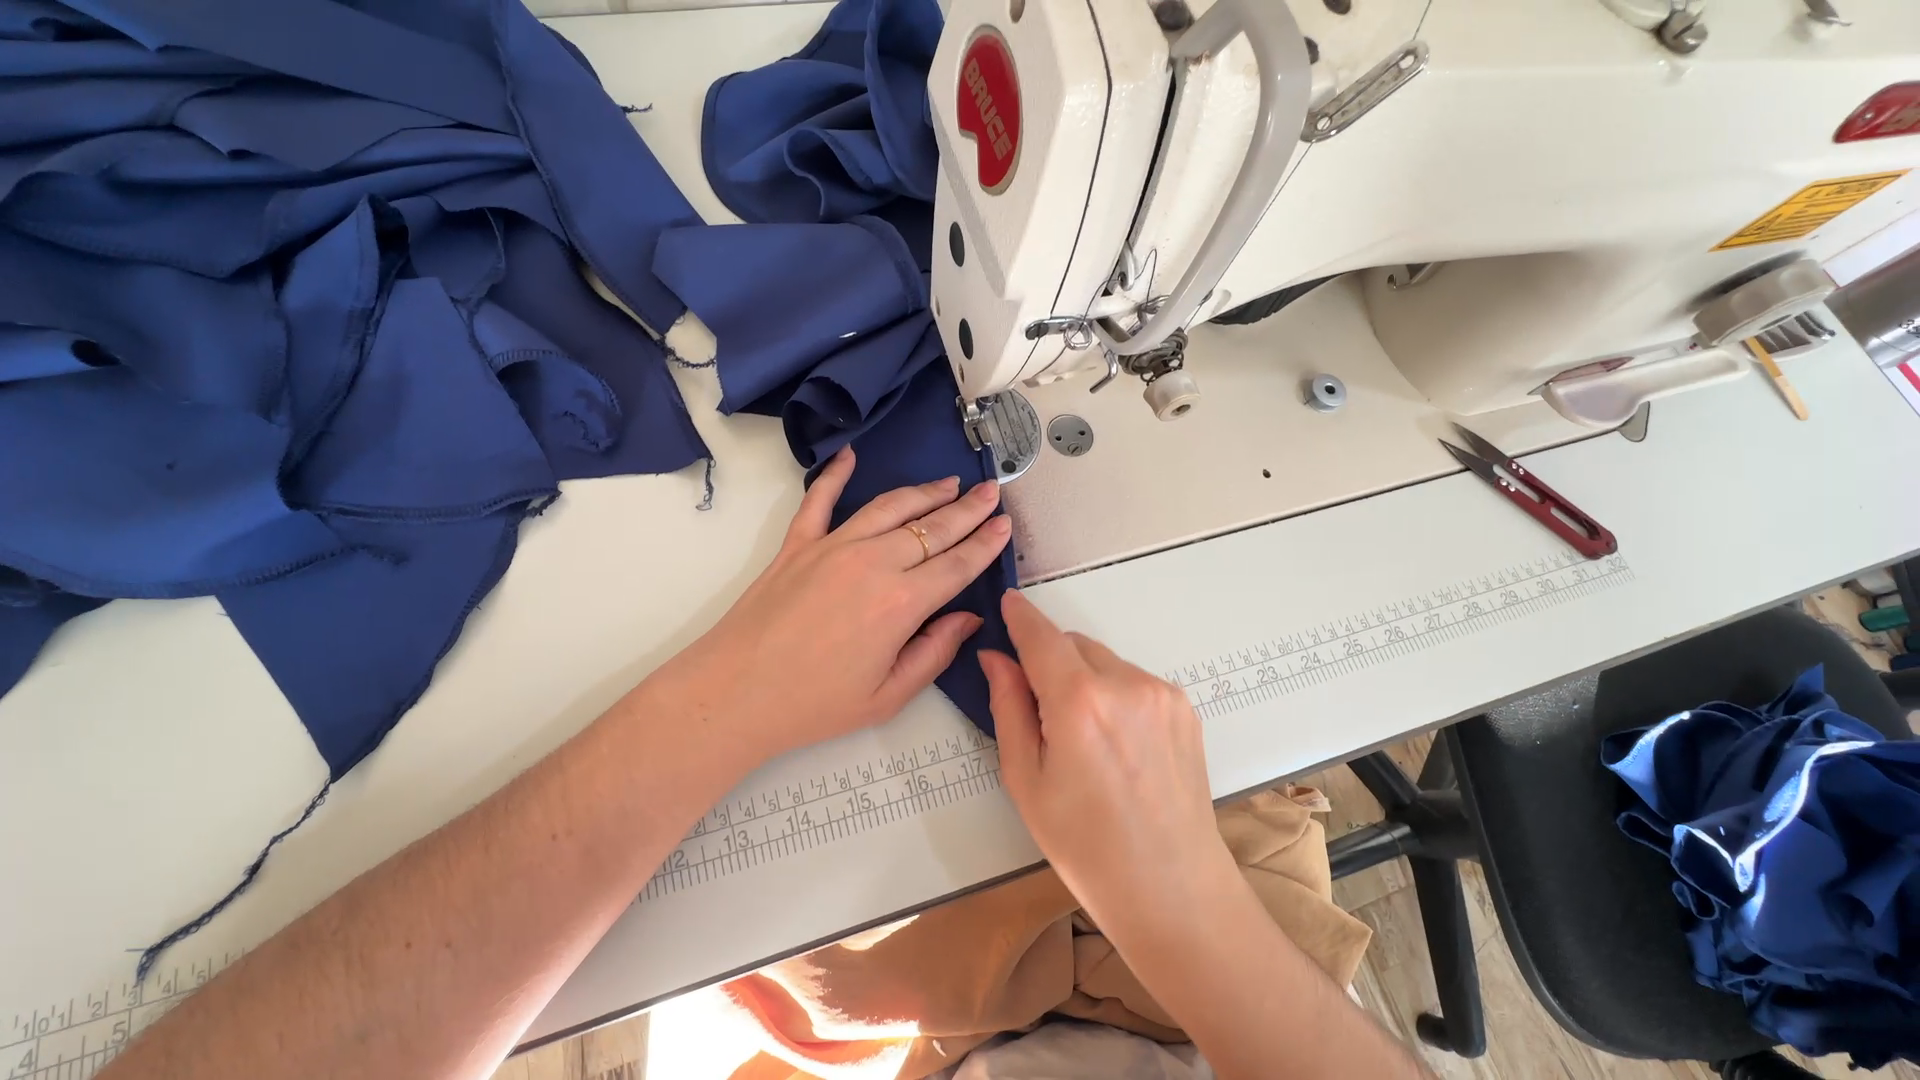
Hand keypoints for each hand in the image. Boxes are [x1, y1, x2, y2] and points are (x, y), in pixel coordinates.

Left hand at [652, 447, 1011, 766]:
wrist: (736, 693)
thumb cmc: (815, 704)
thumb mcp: (889, 695)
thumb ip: (935, 652)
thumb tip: (968, 618)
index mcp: (902, 603)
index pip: (958, 564)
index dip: (986, 542)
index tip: (1005, 523)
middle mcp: (873, 562)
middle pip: (933, 527)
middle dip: (968, 508)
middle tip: (990, 491)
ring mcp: (833, 547)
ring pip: (889, 507)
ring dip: (923, 492)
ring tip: (949, 482)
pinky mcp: (797, 544)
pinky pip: (820, 500)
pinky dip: (835, 474)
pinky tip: (850, 456)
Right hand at [980, 591, 1235, 933]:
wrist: (1170, 887)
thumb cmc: (1085, 845)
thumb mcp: (1026, 781)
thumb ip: (1009, 708)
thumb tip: (996, 658)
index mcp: (1079, 702)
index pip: (1041, 636)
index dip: (1020, 617)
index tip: (1006, 604)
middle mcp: (1125, 684)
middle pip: (1074, 644)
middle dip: (1050, 659)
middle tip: (1038, 707)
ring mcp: (1161, 694)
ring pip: (1105, 662)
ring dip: (1084, 677)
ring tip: (1083, 737)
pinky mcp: (1183, 707)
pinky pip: (1134, 681)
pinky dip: (1114, 694)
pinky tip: (1116, 744)